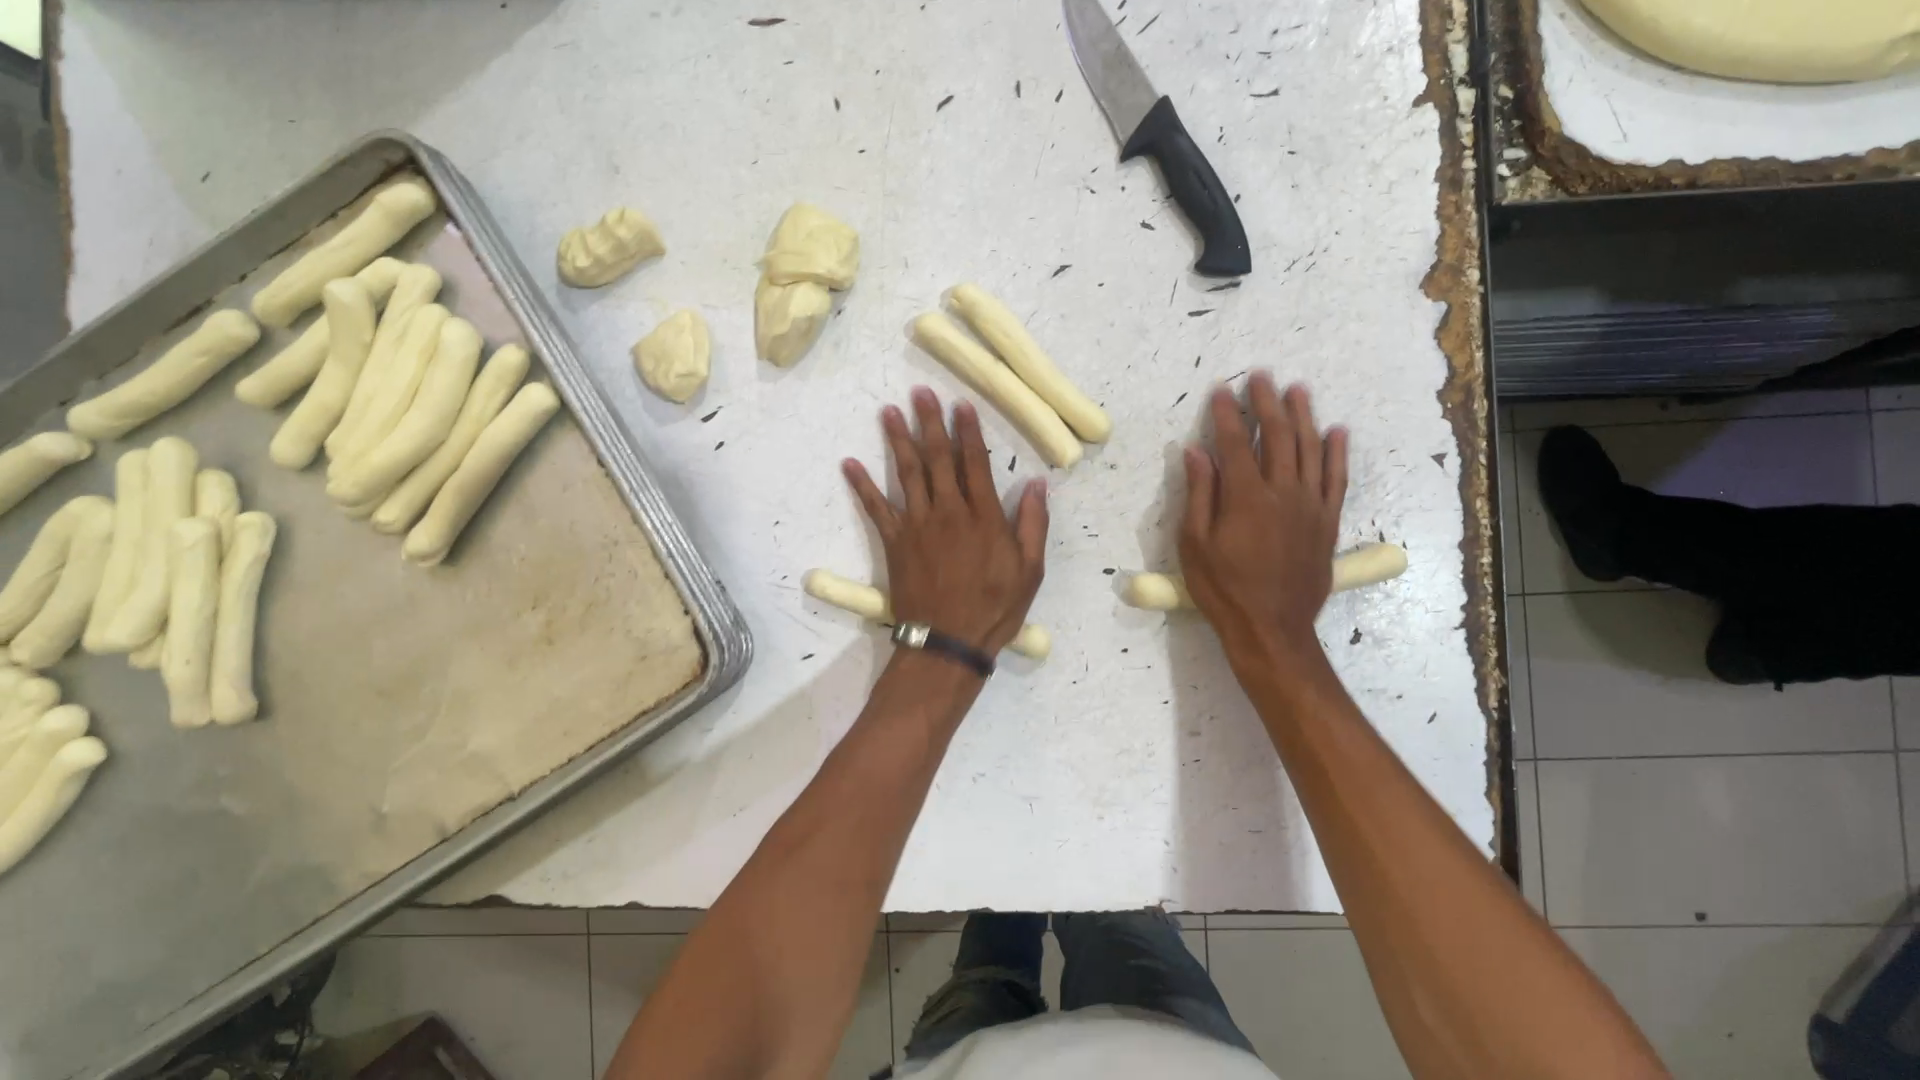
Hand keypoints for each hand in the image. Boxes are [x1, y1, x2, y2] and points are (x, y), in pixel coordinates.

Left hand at [843, 387, 1048, 655]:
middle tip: (920, 392)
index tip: (960, 404)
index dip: (967, 431)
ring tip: (889, 411)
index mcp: (983, 516)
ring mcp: (917, 525)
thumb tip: (1036, 483)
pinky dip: (863, 485)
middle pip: (937, 458)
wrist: (948, 641)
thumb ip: (1032, 523)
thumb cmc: (994, 608)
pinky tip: (850, 463)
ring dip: (897, 440)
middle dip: (929, 423)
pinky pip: (876, 508)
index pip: (974, 462)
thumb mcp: (1030, 570)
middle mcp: (948, 511)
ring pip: (907, 473)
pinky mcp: (894, 542)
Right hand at [1180, 373, 1347, 667]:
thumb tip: (1196, 452)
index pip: (1235, 444)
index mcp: (1245, 498)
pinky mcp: (1327, 521)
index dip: (1228, 414)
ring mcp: (1310, 505)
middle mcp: (1282, 492)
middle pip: (1277, 436)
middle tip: (1261, 377)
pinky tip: (1336, 431)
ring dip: (1303, 416)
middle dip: (1268, 403)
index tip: (1221, 390)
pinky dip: (1337, 453)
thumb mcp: (1195, 545)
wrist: (1271, 628)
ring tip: (1297, 390)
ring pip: (1310, 449)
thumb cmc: (1223, 589)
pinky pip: (1337, 479)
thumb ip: (1200, 494)